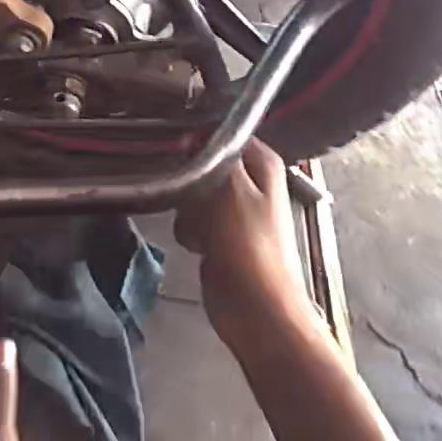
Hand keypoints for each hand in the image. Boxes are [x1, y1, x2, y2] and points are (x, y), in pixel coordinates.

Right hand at [175, 138, 320, 355]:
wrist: (256, 310)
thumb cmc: (247, 245)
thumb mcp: (230, 189)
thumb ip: (213, 156)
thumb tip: (196, 132)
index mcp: (262, 162)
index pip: (225, 130)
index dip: (200, 136)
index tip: (178, 145)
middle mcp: (251, 180)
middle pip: (204, 162)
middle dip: (192, 180)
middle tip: (192, 195)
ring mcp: (236, 208)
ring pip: (194, 191)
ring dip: (189, 210)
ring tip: (199, 227)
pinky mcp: (221, 234)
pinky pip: (194, 218)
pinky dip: (192, 230)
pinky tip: (198, 244)